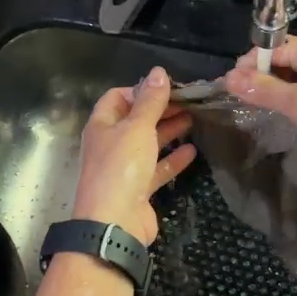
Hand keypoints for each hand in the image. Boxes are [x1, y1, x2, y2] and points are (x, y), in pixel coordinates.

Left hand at [73, 66, 197, 245]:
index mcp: (102, 125)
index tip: (167, 88)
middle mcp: (110, 144)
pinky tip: (192, 151)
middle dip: (160, 110)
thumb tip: (159, 72)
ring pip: (148, 144)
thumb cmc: (121, 168)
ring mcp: (124, 168)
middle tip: (189, 102)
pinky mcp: (138, 189)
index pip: (118, 97)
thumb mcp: (137, 128)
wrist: (115, 224)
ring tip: (195, 120)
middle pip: (135, 120)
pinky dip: (172, 159)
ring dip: (169, 131)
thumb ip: (150, 101)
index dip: (140, 90)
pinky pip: (156, 168)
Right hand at [222, 37, 296, 173]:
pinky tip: (292, 117)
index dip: (251, 65)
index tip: (232, 87)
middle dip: (264, 78)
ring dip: (281, 92)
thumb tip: (228, 78)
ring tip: (264, 111)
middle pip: (286, 60)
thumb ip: (262, 90)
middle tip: (245, 102)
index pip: (274, 48)